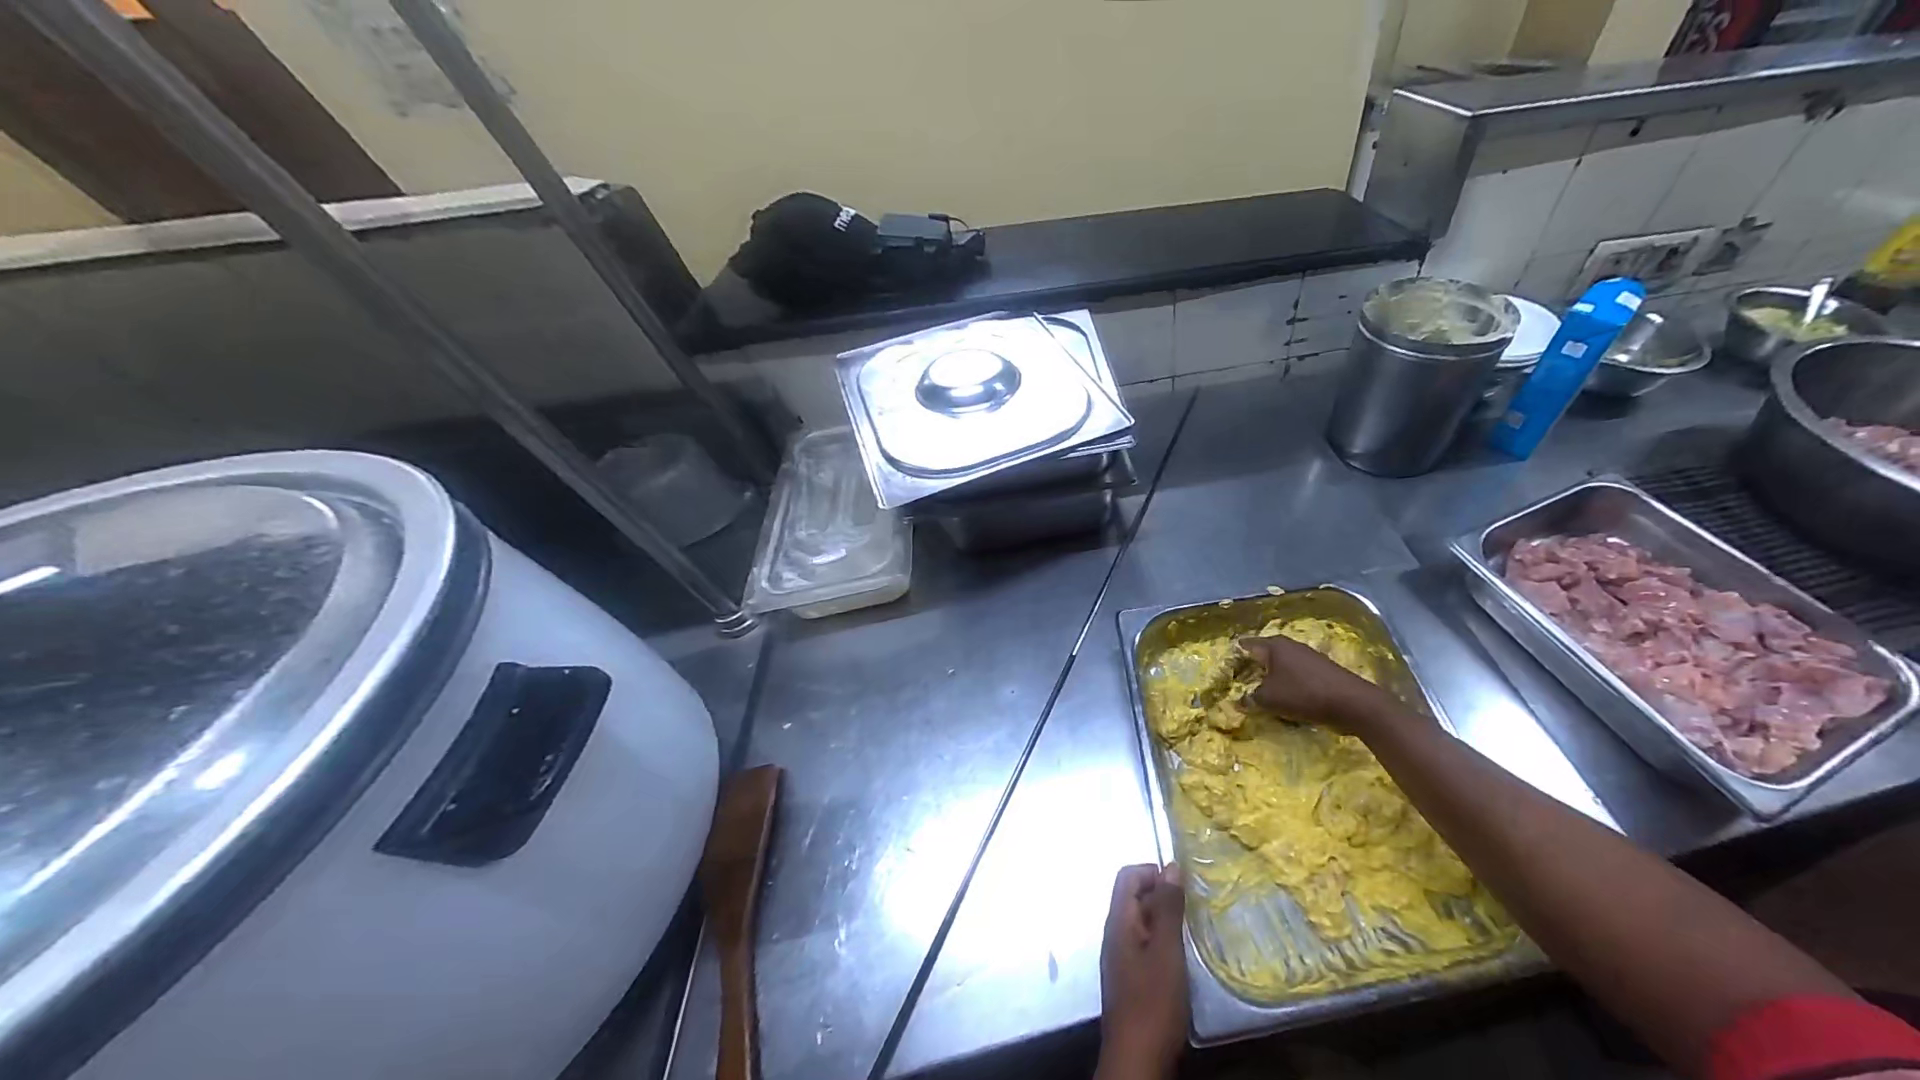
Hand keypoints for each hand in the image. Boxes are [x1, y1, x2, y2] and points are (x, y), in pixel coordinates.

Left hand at [1097, 864, 1187, 1079]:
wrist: (1137, 1060)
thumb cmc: (1152, 1001)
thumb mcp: (1165, 950)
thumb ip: (1167, 908)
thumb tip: (1171, 867)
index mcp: (1118, 922)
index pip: (1127, 877)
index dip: (1153, 872)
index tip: (1182, 884)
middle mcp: (1115, 934)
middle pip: (1133, 897)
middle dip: (1161, 893)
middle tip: (1193, 906)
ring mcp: (1121, 957)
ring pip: (1141, 922)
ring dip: (1163, 918)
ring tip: (1191, 929)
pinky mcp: (1131, 979)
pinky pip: (1145, 944)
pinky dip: (1162, 940)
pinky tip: (1181, 957)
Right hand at [1236, 634, 1398, 734]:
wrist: (1353, 703)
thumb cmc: (1304, 694)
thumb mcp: (1269, 699)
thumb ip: (1249, 698)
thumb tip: (1238, 701)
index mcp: (1272, 646)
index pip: (1244, 645)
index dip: (1232, 658)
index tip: (1224, 673)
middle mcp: (1289, 645)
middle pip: (1262, 654)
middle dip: (1250, 668)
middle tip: (1238, 683)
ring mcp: (1307, 656)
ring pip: (1279, 664)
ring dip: (1269, 677)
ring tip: (1259, 692)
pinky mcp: (1320, 670)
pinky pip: (1294, 674)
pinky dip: (1286, 683)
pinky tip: (1284, 696)